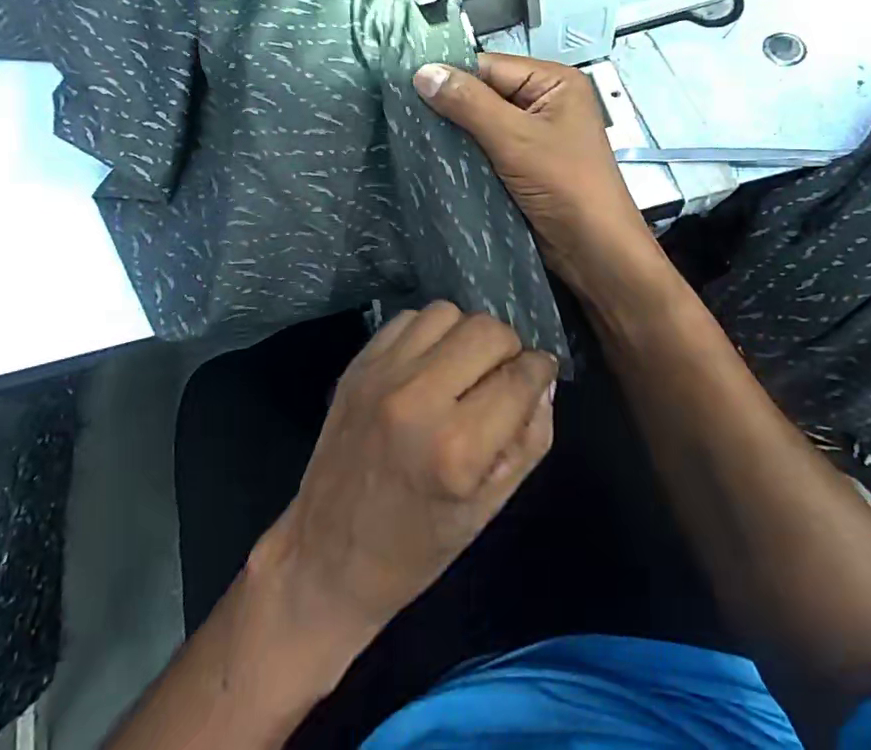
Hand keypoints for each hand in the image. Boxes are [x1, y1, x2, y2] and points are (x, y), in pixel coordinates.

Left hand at [265, 301, 557, 632]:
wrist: (327, 557)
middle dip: (509, 350)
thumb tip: (543, 381)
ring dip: (468, 337)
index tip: (539, 380)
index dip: (541, 372)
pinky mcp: (356, 368)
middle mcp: (417, 399)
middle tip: (502, 379)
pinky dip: (430, 335)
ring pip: (449, 314)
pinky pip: (410, 319)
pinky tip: (429, 367)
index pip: (523, 375)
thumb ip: (532, 436)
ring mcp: (380, 377)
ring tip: (464, 370)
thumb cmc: (422, 542)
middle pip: (489, 330)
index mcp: (458, 447)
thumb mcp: (495, 503)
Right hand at [414, 54, 663, 295]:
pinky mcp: (525, 167)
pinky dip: (466, 157)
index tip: (404, 88)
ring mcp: (536, 137)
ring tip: (412, 139)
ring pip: (482, 126)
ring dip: (455, 136)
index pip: (489, 66)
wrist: (593, 248)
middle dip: (450, 108)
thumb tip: (422, 71)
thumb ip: (469, 103)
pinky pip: (488, 152)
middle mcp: (546, 103)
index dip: (450, 76)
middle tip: (402, 117)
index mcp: (555, 82)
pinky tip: (435, 160)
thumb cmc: (564, 185)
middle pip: (485, 94)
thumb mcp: (515, 138)